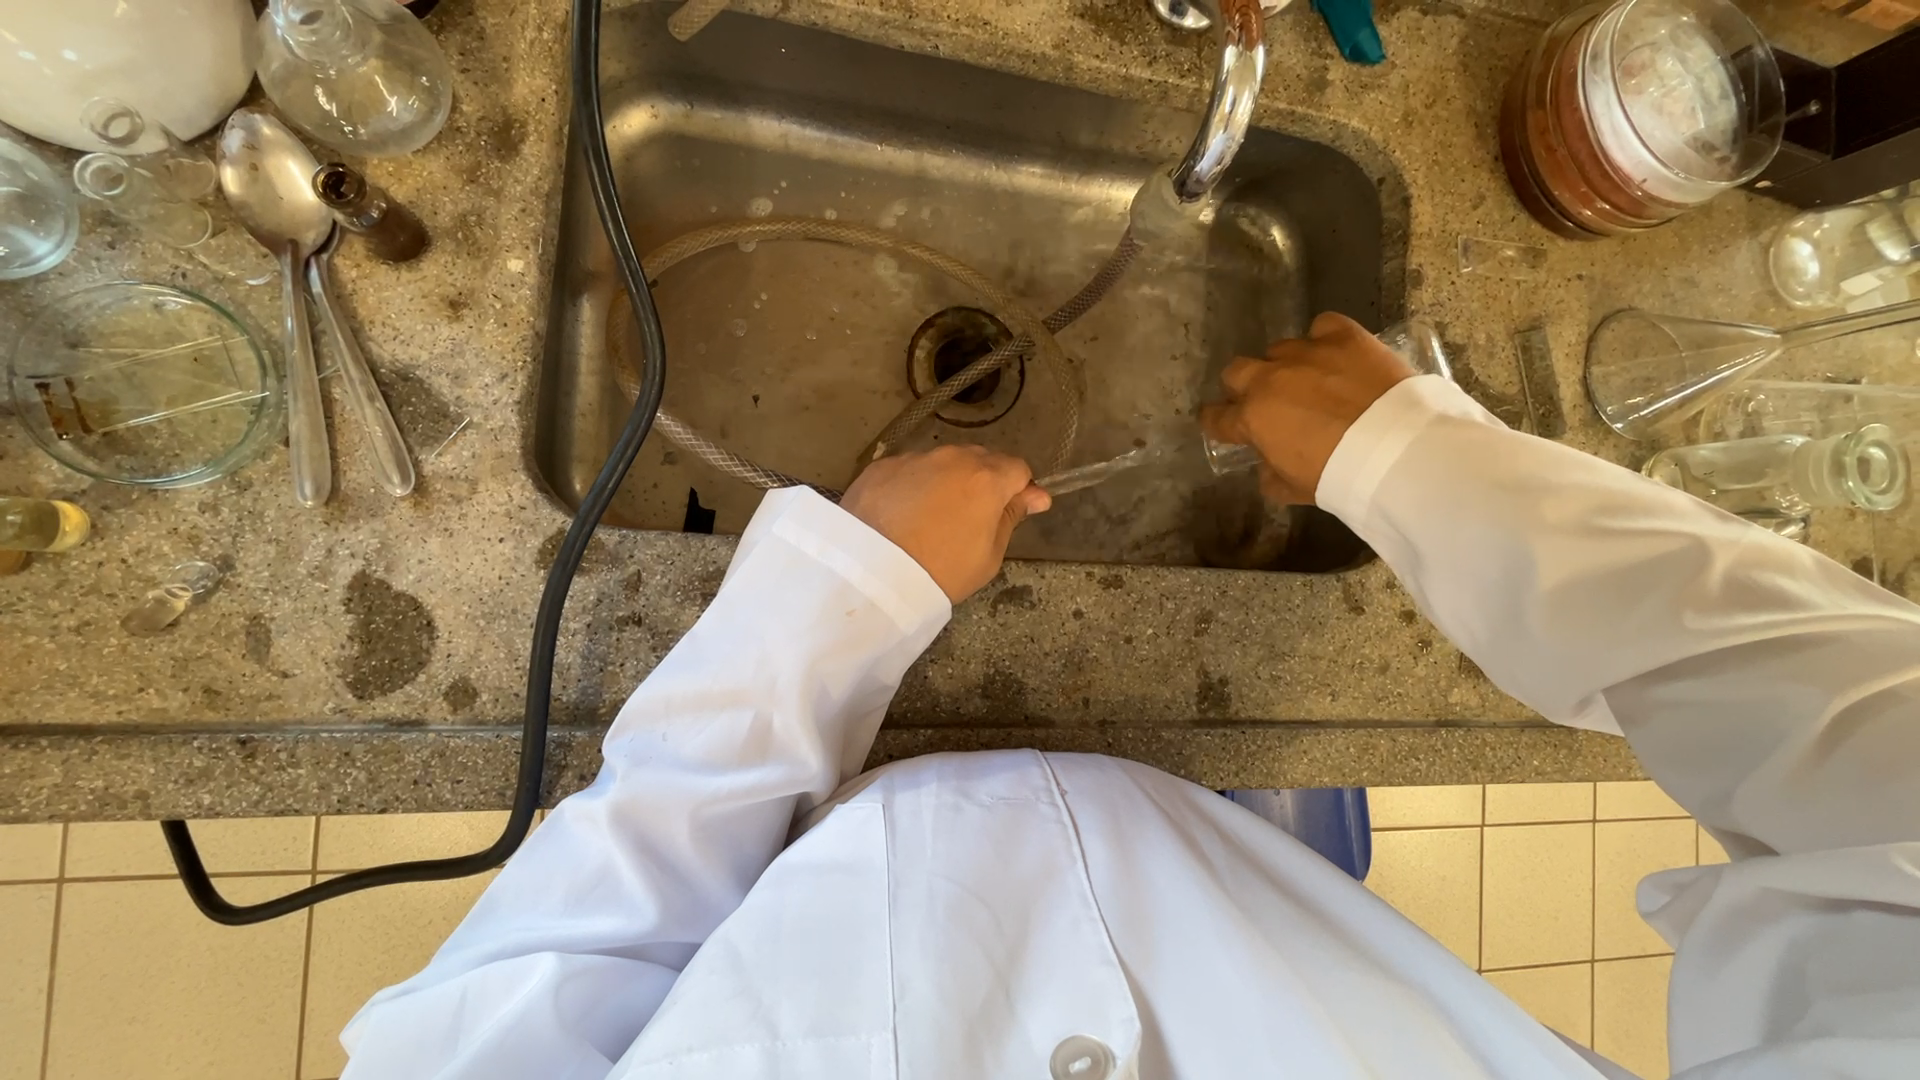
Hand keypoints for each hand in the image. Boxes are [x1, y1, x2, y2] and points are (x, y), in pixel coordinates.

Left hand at [840, 445, 1051, 602]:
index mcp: (986, 478)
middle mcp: (951, 457)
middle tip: (973, 518)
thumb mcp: (989, 556)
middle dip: (984, 482)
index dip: (1020, 489)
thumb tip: (1035, 496)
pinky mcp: (880, 468)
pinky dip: (911, 487)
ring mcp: (912, 459)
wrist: (872, 575)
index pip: (1018, 469)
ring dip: (946, 482)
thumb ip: (1011, 518)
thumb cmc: (941, 571)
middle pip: (979, 460)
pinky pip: (907, 472)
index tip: (1016, 511)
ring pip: (940, 463)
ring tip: (932, 517)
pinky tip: (901, 515)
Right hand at [1199, 312, 1416, 503]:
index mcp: (1251, 418)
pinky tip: (1333, 353)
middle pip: (1236, 371)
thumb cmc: (1337, 475)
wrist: (1395, 449)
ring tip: (1307, 378)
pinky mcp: (1343, 337)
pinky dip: (1322, 338)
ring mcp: (1305, 353)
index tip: (1224, 427)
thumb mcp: (1292, 489)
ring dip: (1284, 364)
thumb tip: (1267, 466)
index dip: (1217, 422)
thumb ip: (1270, 474)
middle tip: (1265, 400)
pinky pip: (1321, 326)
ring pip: (1278, 349)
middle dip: (1243, 386)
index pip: (1214, 417)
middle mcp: (1269, 379)